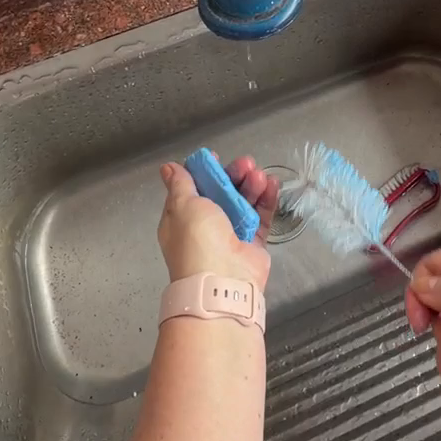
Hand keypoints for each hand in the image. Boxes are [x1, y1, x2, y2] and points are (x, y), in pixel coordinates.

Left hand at [155, 156, 279, 287]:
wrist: (223, 282)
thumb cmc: (197, 239)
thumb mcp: (183, 206)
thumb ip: (180, 184)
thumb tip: (167, 167)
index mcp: (183, 218)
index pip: (193, 188)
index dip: (204, 172)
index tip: (216, 158)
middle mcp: (206, 225)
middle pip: (221, 192)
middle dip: (234, 175)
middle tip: (246, 163)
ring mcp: (230, 234)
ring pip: (243, 201)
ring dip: (251, 185)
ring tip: (260, 176)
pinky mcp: (253, 242)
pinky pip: (261, 216)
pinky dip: (266, 200)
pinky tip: (272, 184)